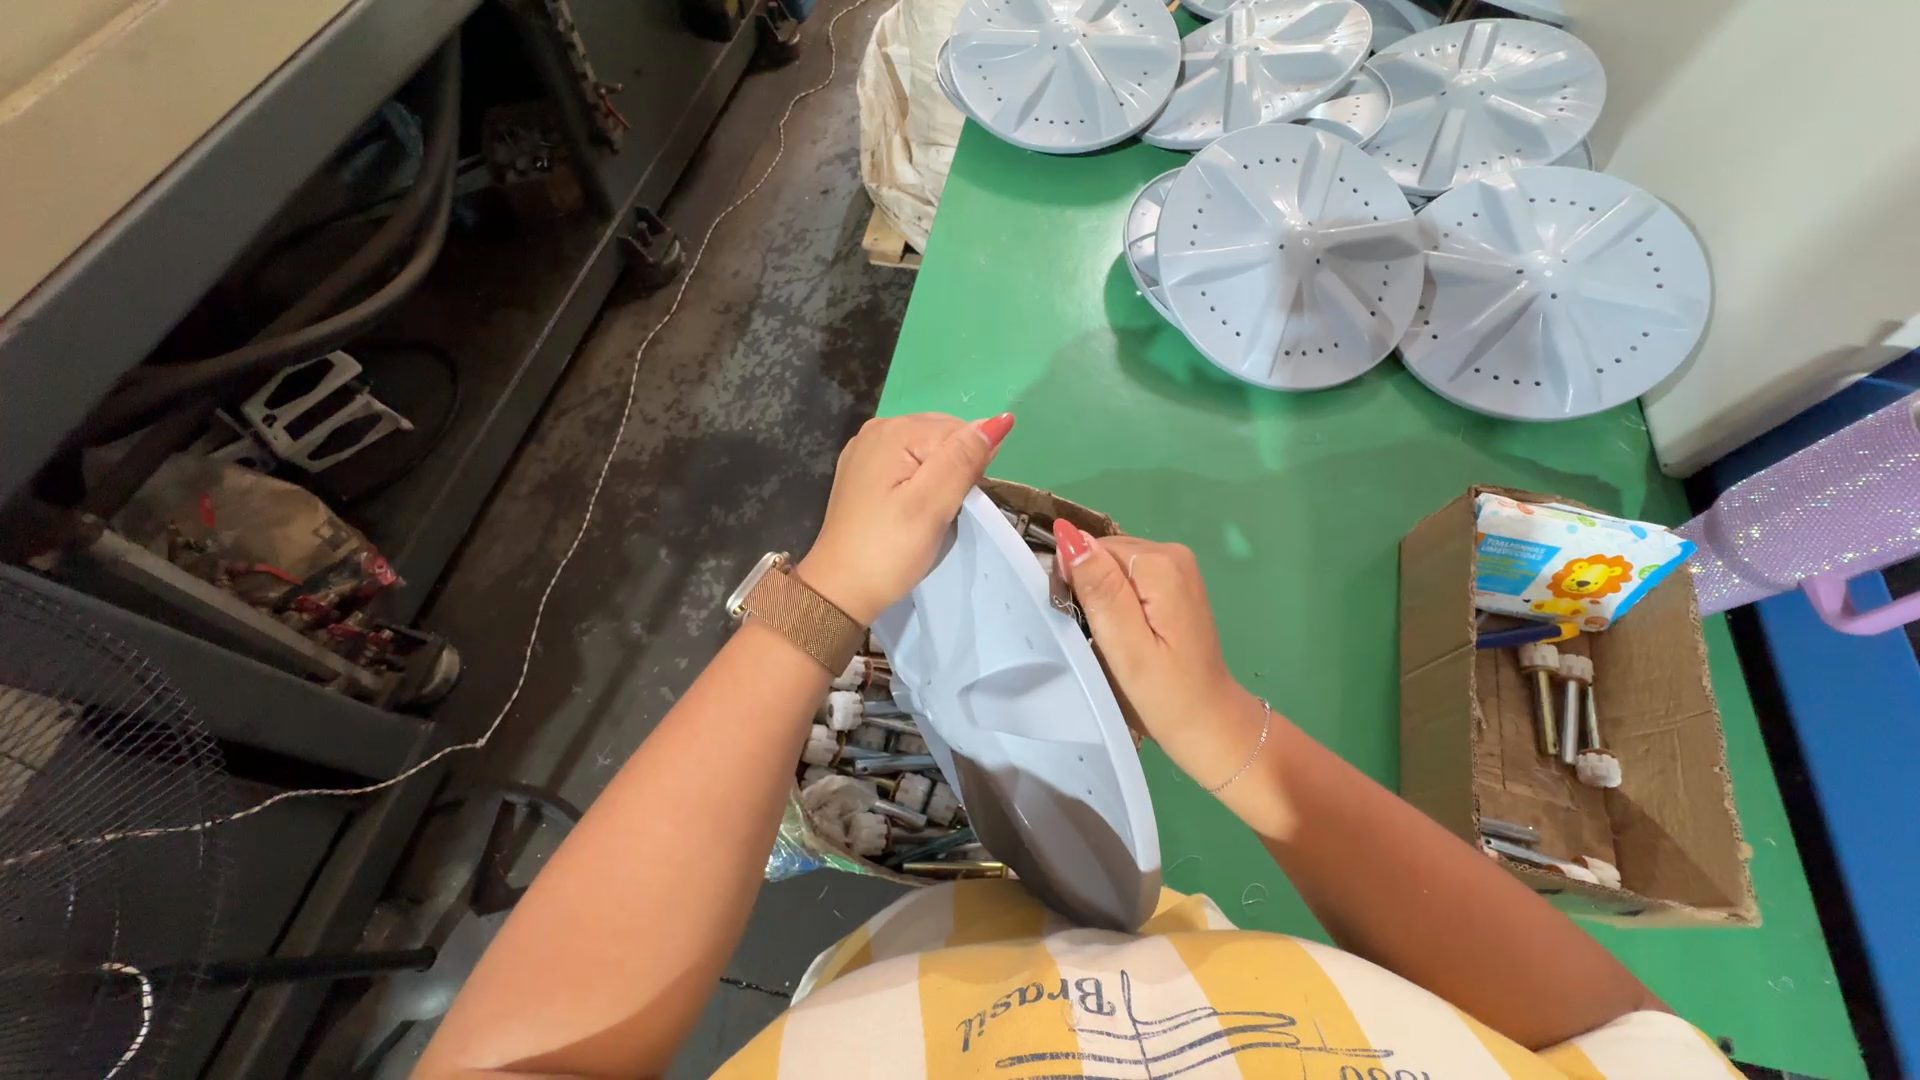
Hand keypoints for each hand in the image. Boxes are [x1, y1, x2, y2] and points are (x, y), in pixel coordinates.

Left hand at [797, 413, 1014, 623]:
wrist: (841, 589)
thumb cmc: (889, 550)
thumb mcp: (932, 505)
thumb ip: (964, 459)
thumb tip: (999, 420)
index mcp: (894, 431)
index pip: (959, 431)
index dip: (970, 467)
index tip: (957, 503)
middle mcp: (878, 430)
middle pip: (942, 435)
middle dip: (956, 467)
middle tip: (945, 510)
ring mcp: (866, 450)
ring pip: (928, 449)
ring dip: (941, 475)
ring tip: (931, 510)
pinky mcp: (863, 472)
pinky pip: (908, 462)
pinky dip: (921, 480)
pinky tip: (915, 506)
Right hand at [1053, 522, 1268, 790]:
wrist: (1208, 721)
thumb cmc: (1164, 693)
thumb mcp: (1125, 646)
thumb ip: (1100, 588)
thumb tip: (1069, 536)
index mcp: (1160, 565)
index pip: (1093, 551)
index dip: (1079, 584)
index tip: (1085, 624)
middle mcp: (1172, 554)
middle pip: (1105, 555)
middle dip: (1091, 589)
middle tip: (1099, 636)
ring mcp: (1177, 567)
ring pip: (1113, 566)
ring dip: (1103, 597)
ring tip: (1112, 637)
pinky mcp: (1175, 582)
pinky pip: (1128, 577)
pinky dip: (1118, 600)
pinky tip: (1124, 631)